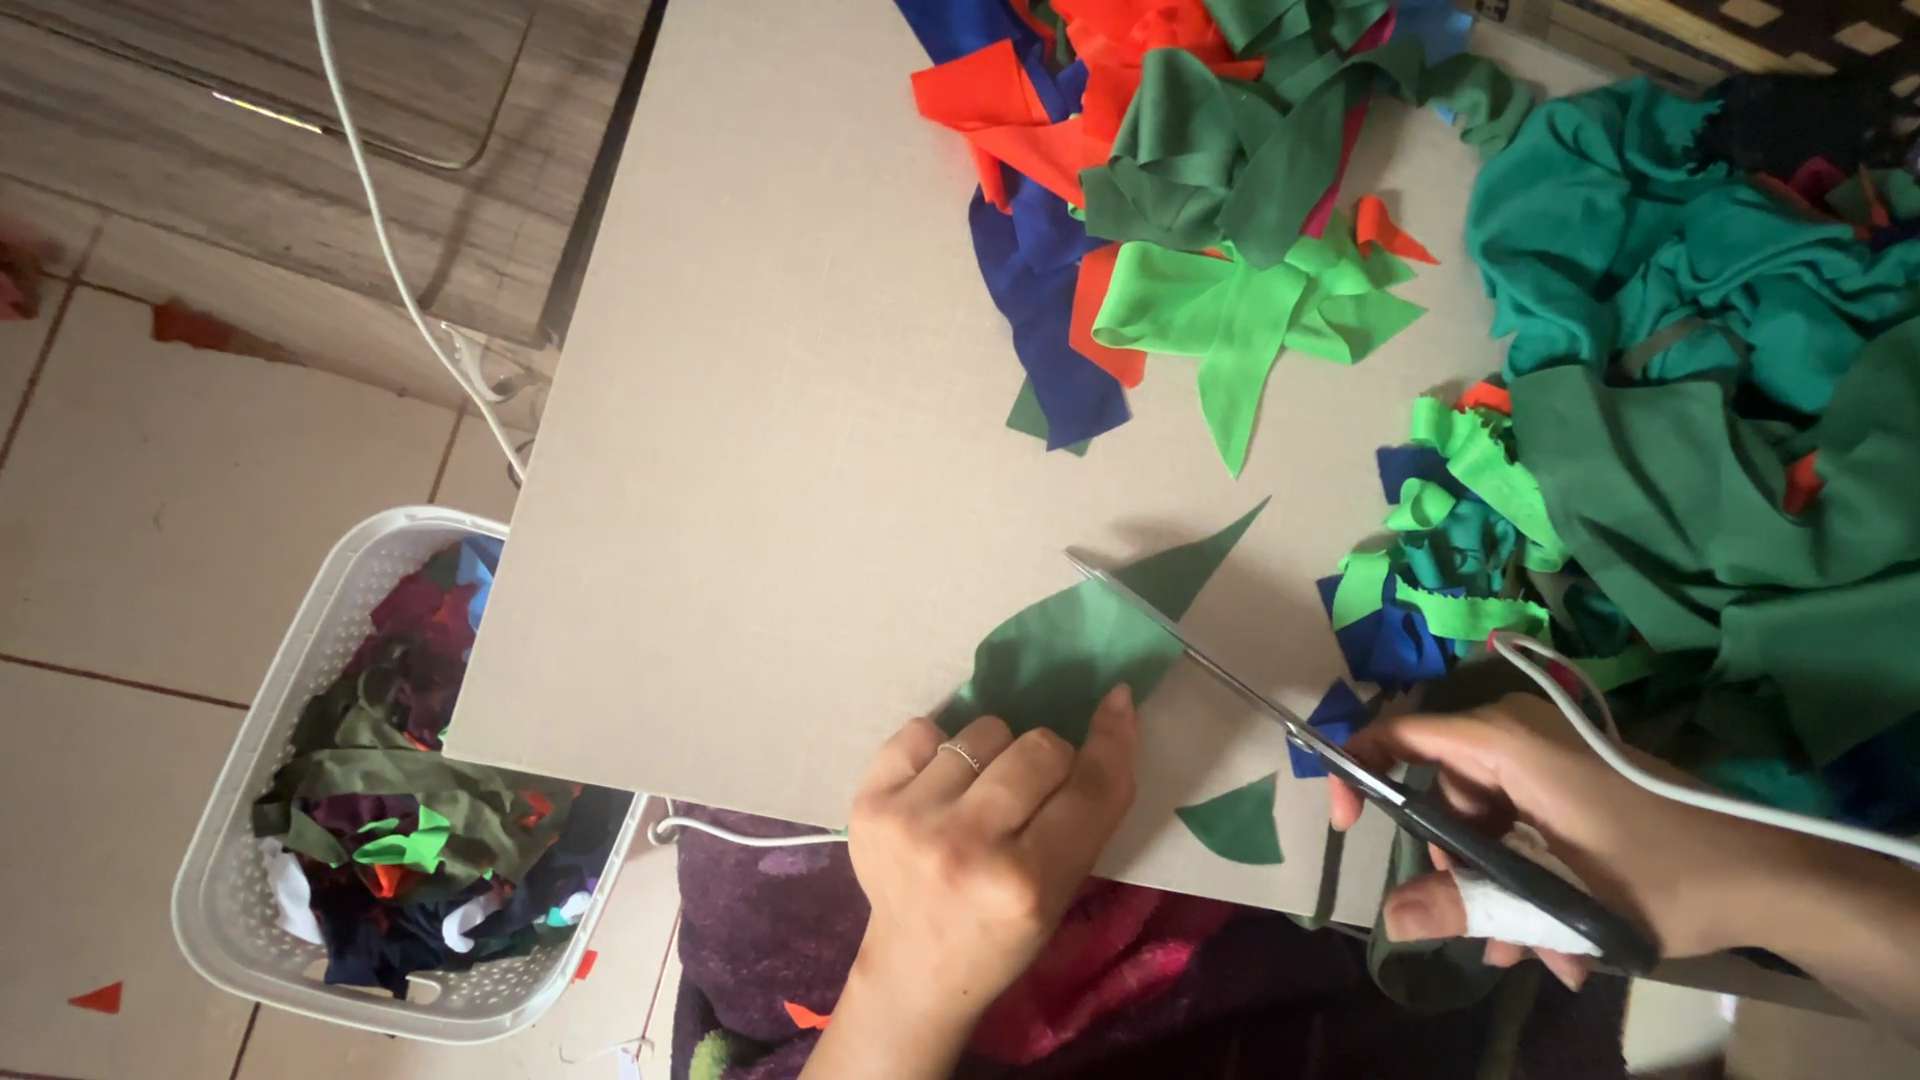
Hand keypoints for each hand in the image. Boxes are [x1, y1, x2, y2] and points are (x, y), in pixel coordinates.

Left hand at [845, 686, 1139, 1032]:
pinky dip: (938, 750)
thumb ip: (1093, 804)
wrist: (914, 968)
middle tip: (1029, 797)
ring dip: (994, 755)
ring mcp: (910, 821)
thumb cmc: (1003, 932)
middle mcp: (966, 847)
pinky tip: (936, 790)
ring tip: (977, 798)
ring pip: (985, 730)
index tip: (1115, 705)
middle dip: (1047, 762)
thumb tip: (1115, 704)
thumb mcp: (1063, 886)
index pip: (1089, 786)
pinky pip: (922, 730)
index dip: (1111, 740)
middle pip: (1039, 746)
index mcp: (1027, 884)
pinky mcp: (869, 803)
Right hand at [1326, 693, 1834, 988]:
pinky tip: (1554, 936)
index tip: (1347, 824)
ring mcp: (1540, 754)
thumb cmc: (1666, 874)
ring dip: (1495, 882)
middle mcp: (1512, 734)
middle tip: (1479, 923)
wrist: (1785, 878)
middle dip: (1454, 863)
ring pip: (1479, 815)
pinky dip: (1523, 872)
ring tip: (1530, 950)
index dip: (1356, 771)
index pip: (1396, 734)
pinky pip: (1515, 818)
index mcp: (1502, 740)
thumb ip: (1465, 904)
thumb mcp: (1561, 899)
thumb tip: (1387, 919)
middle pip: (1441, 791)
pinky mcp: (1563, 777)